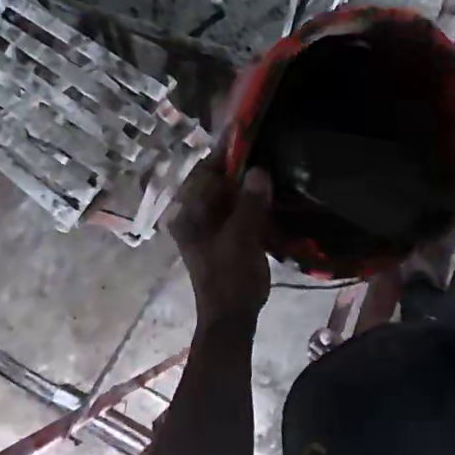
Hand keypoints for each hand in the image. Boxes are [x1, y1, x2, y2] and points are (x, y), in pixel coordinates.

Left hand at [168, 154, 272, 329]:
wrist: (230, 319)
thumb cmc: (231, 277)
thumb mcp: (243, 238)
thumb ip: (250, 203)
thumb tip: (259, 170)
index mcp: (188, 213)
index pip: (204, 172)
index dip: (225, 154)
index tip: (246, 135)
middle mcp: (190, 216)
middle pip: (213, 181)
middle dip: (236, 167)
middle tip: (263, 151)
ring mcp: (203, 227)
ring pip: (223, 195)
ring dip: (242, 184)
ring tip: (267, 168)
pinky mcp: (218, 237)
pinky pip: (230, 210)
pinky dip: (244, 201)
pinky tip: (263, 195)